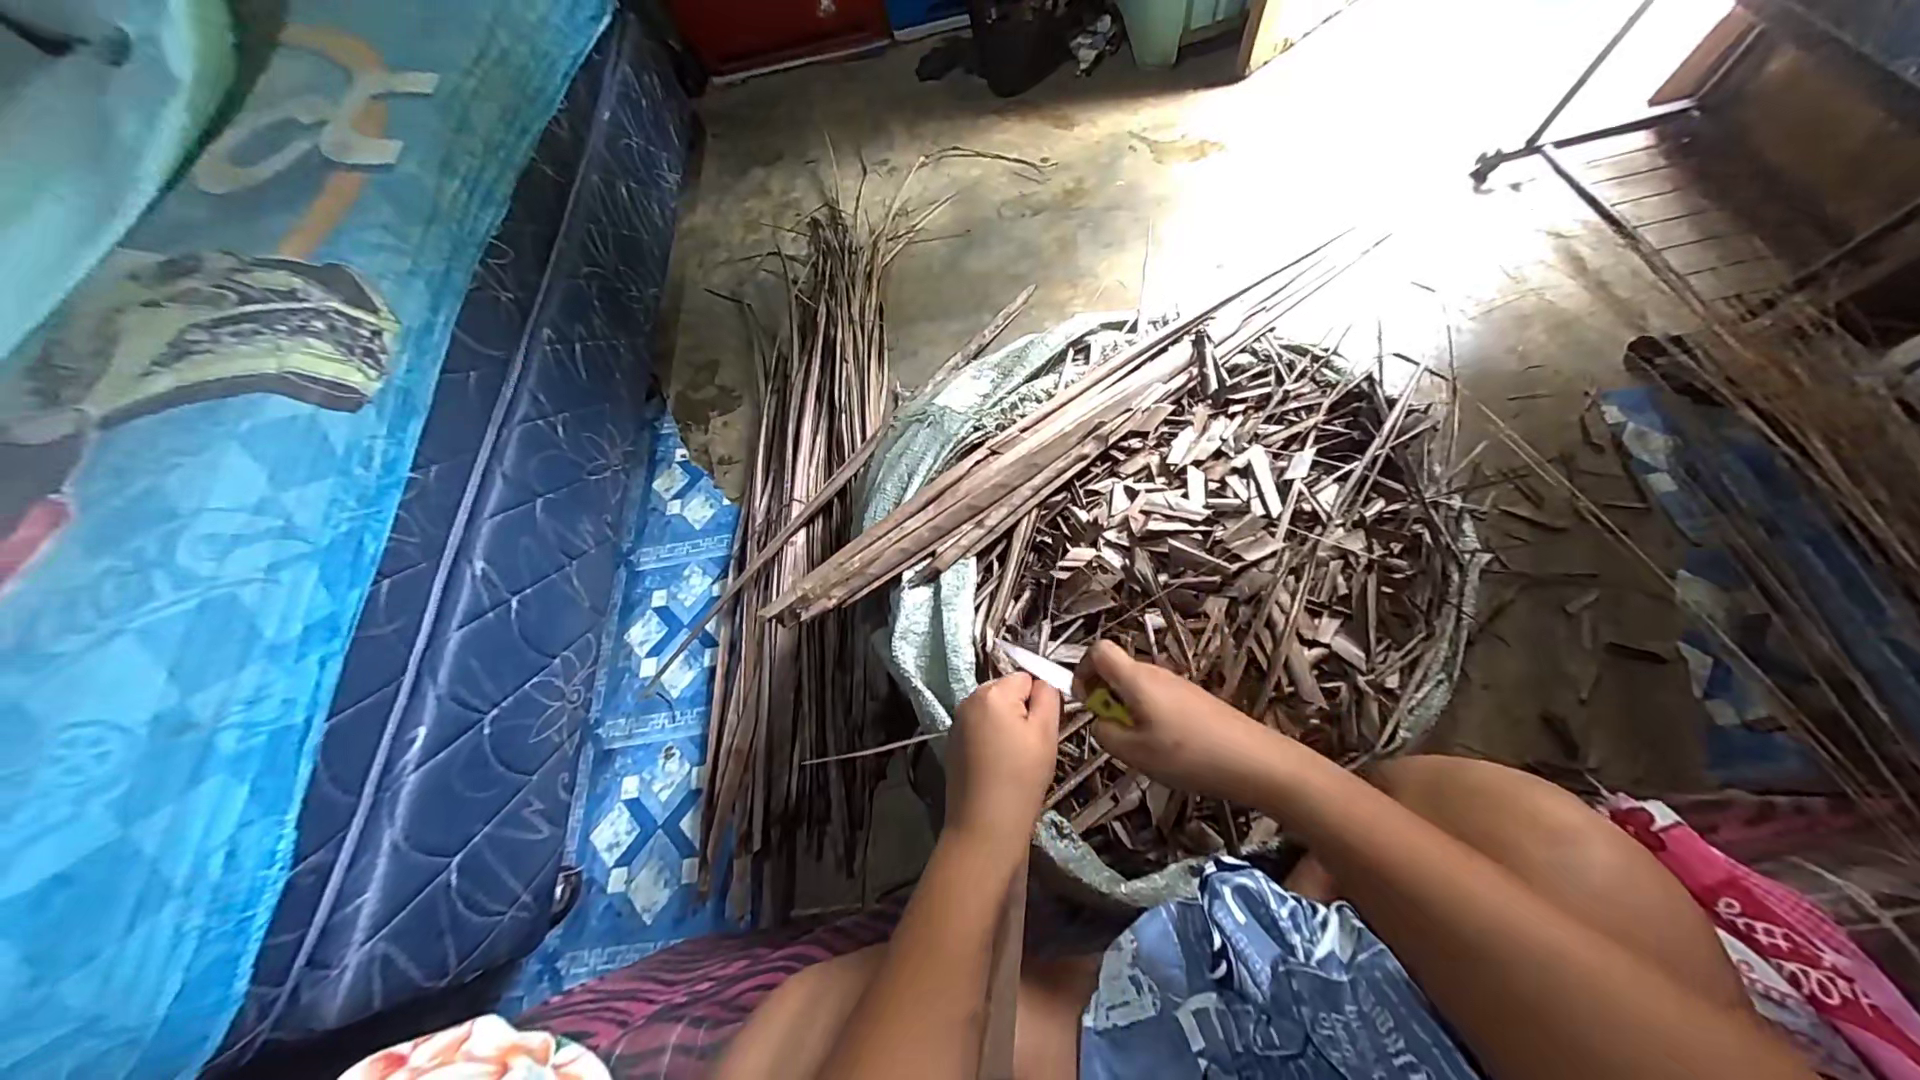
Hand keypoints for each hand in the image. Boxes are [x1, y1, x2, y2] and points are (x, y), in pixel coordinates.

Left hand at [946, 673, 1061, 848]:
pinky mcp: (953, 744)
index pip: (1026, 678)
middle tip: (1031, 746)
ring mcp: (957, 722)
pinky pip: (980, 729)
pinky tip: (998, 768)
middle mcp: (969, 700)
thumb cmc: (1021, 778)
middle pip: (1007, 691)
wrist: (985, 827)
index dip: (1039, 701)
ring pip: (994, 712)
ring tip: (1015, 760)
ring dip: (1007, 726)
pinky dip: (992, 741)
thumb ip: (1048, 698)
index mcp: (991, 693)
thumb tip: (1043, 683)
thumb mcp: (1045, 734)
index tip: (1042, 730)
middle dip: (1021, 711)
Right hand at [1075, 640, 1298, 805]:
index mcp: (1136, 679)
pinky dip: (1149, 715)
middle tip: (1113, 729)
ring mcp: (1177, 684)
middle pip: (1116, 669)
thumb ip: (1105, 733)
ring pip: (1136, 686)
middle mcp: (1156, 673)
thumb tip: (1100, 723)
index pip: (1098, 651)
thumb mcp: (1134, 752)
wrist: (1254, 761)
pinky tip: (1165, 747)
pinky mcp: (1193, 698)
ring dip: (1127, 708)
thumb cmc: (1191, 755)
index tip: (1086, 699)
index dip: (1082, 670)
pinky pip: (1157, 697)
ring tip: (1140, 744)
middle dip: (1105, 696)